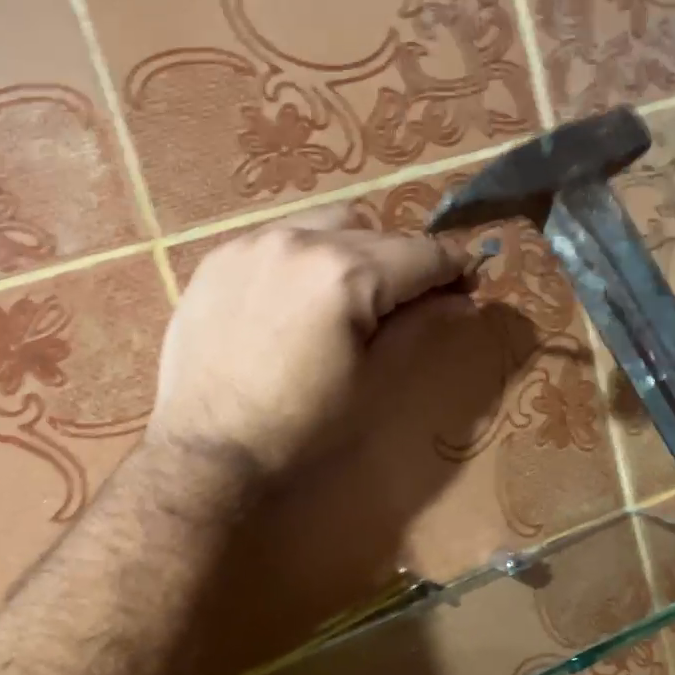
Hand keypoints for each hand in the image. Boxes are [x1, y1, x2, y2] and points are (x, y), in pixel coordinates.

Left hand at [148, 206, 465, 476]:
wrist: (207, 450)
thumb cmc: (301, 428)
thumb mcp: (373, 383)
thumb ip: (420, 328)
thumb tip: (462, 299)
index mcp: (346, 274)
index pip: (421, 254)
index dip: (453, 268)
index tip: (468, 283)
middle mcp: (300, 240)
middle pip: (375, 232)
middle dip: (401, 261)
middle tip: (406, 302)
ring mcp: (252, 244)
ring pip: (324, 225)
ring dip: (351, 249)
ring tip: (346, 295)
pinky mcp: (218, 259)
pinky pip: (277, 240)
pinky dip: (301, 258)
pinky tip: (293, 299)